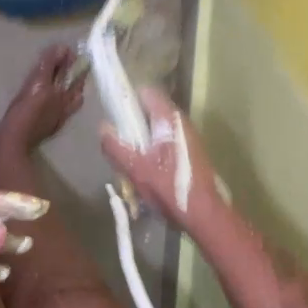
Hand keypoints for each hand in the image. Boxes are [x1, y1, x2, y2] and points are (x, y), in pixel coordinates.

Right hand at [99, 85, 224, 229]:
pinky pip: (167, 139)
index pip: (147, 92)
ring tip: (131, 156)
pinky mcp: (192, 152)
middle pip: (152, 110)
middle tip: (119, 138)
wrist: (205, 215)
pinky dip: (154, 147)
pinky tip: (147, 168)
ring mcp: (189, 137)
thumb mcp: (136, 169)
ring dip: (143, 136)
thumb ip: (116, 146)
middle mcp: (182, 123)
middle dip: (133, 121)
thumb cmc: (170, 188)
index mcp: (169, 120)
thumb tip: (103, 128)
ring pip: (159, 127)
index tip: (115, 112)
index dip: (129, 98)